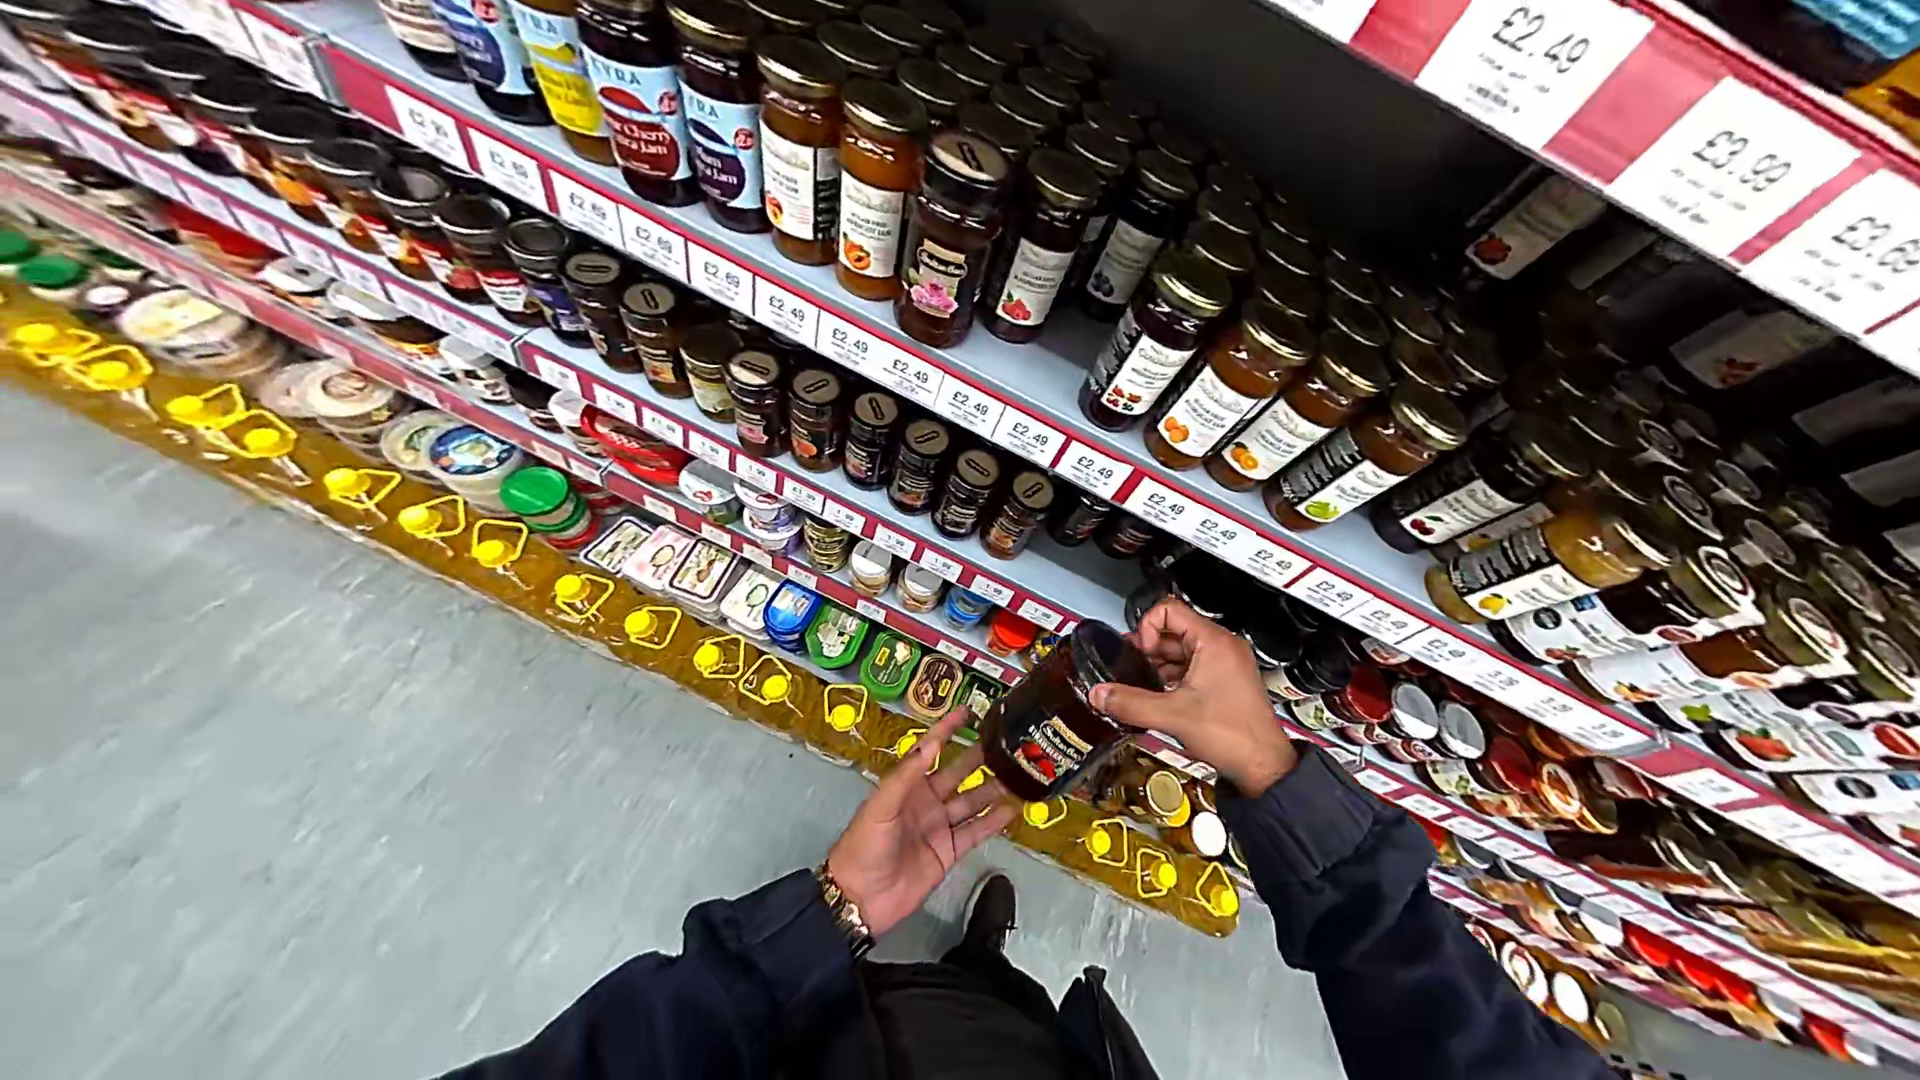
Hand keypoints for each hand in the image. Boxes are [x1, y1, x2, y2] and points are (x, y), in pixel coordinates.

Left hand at [827, 709, 1017, 937]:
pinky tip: (1011, 810)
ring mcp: (940, 826)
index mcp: (908, 785)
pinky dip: (994, 822)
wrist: (861, 896)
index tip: (965, 712)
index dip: (947, 730)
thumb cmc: (865, 844)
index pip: (931, 750)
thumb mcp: (881, 804)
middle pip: (958, 774)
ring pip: (972, 801)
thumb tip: (930, 742)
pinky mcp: (950, 851)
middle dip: (979, 758)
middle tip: (1004, 743)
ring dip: (992, 789)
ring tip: (1017, 775)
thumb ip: (906, 774)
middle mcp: (927, 800)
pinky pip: (975, 832)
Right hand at [1092, 599, 1299, 795]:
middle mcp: (1222, 647)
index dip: (1146, 627)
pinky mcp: (1224, 680)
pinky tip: (1161, 696)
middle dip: (1148, 649)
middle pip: (1173, 630)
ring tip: (1145, 685)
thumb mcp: (1172, 715)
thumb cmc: (1235, 735)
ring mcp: (1225, 663)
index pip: (1169, 610)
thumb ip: (1130, 702)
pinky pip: (1190, 666)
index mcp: (1214, 643)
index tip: (1140, 652)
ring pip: (1180, 650)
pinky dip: (1172, 676)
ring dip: (1159, 664)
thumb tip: (1101, 694)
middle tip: (1134, 668)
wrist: (1262, 766)